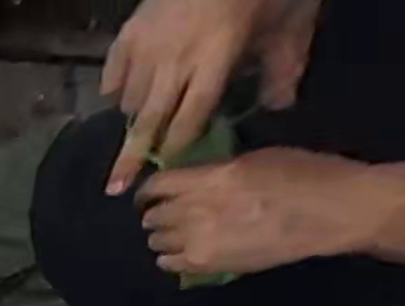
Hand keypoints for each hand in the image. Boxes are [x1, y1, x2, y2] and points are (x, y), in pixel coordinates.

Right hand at [102, 0, 319, 194]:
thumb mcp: (292, 18)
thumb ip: (285, 61)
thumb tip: (279, 105)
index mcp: (217, 54)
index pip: (191, 112)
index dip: (178, 142)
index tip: (165, 166)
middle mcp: (173, 59)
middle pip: (148, 119)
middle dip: (131, 156)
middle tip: (114, 187)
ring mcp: (144, 49)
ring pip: (130, 101)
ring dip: (138, 113)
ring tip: (147, 114)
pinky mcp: (125, 39)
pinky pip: (113, 79)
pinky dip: (118, 89)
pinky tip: (131, 87)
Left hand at [139, 147, 388, 274]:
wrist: (339, 212)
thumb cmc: (310, 178)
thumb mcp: (263, 159)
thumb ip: (217, 171)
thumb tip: (187, 182)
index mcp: (212, 179)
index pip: (156, 185)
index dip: (147, 192)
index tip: (148, 196)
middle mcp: (195, 208)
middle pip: (152, 216)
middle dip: (160, 215)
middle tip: (176, 215)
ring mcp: (194, 238)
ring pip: (155, 240)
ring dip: (167, 236)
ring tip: (188, 233)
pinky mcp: (200, 261)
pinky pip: (164, 262)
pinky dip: (173, 256)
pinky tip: (191, 250)